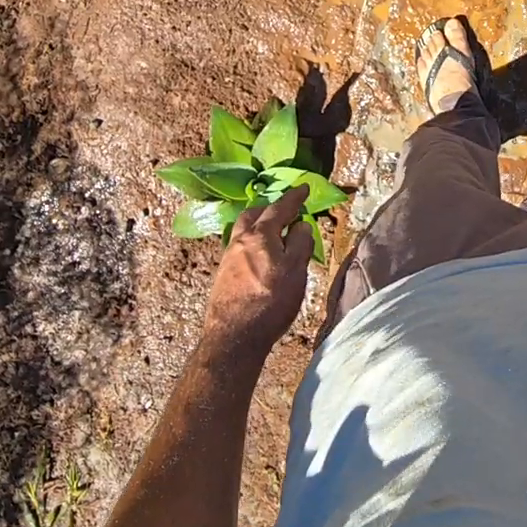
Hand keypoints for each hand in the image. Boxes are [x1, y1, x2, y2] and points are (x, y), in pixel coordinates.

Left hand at [201, 185, 312, 355]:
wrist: (234, 337)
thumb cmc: (270, 302)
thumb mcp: (296, 271)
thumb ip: (301, 243)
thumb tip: (300, 225)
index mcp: (260, 235)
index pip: (279, 208)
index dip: (294, 197)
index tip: (303, 188)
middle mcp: (240, 241)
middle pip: (253, 214)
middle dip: (269, 208)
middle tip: (284, 209)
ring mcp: (228, 258)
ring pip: (243, 230)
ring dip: (258, 224)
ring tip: (272, 232)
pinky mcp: (222, 275)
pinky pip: (238, 246)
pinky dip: (251, 242)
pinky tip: (258, 255)